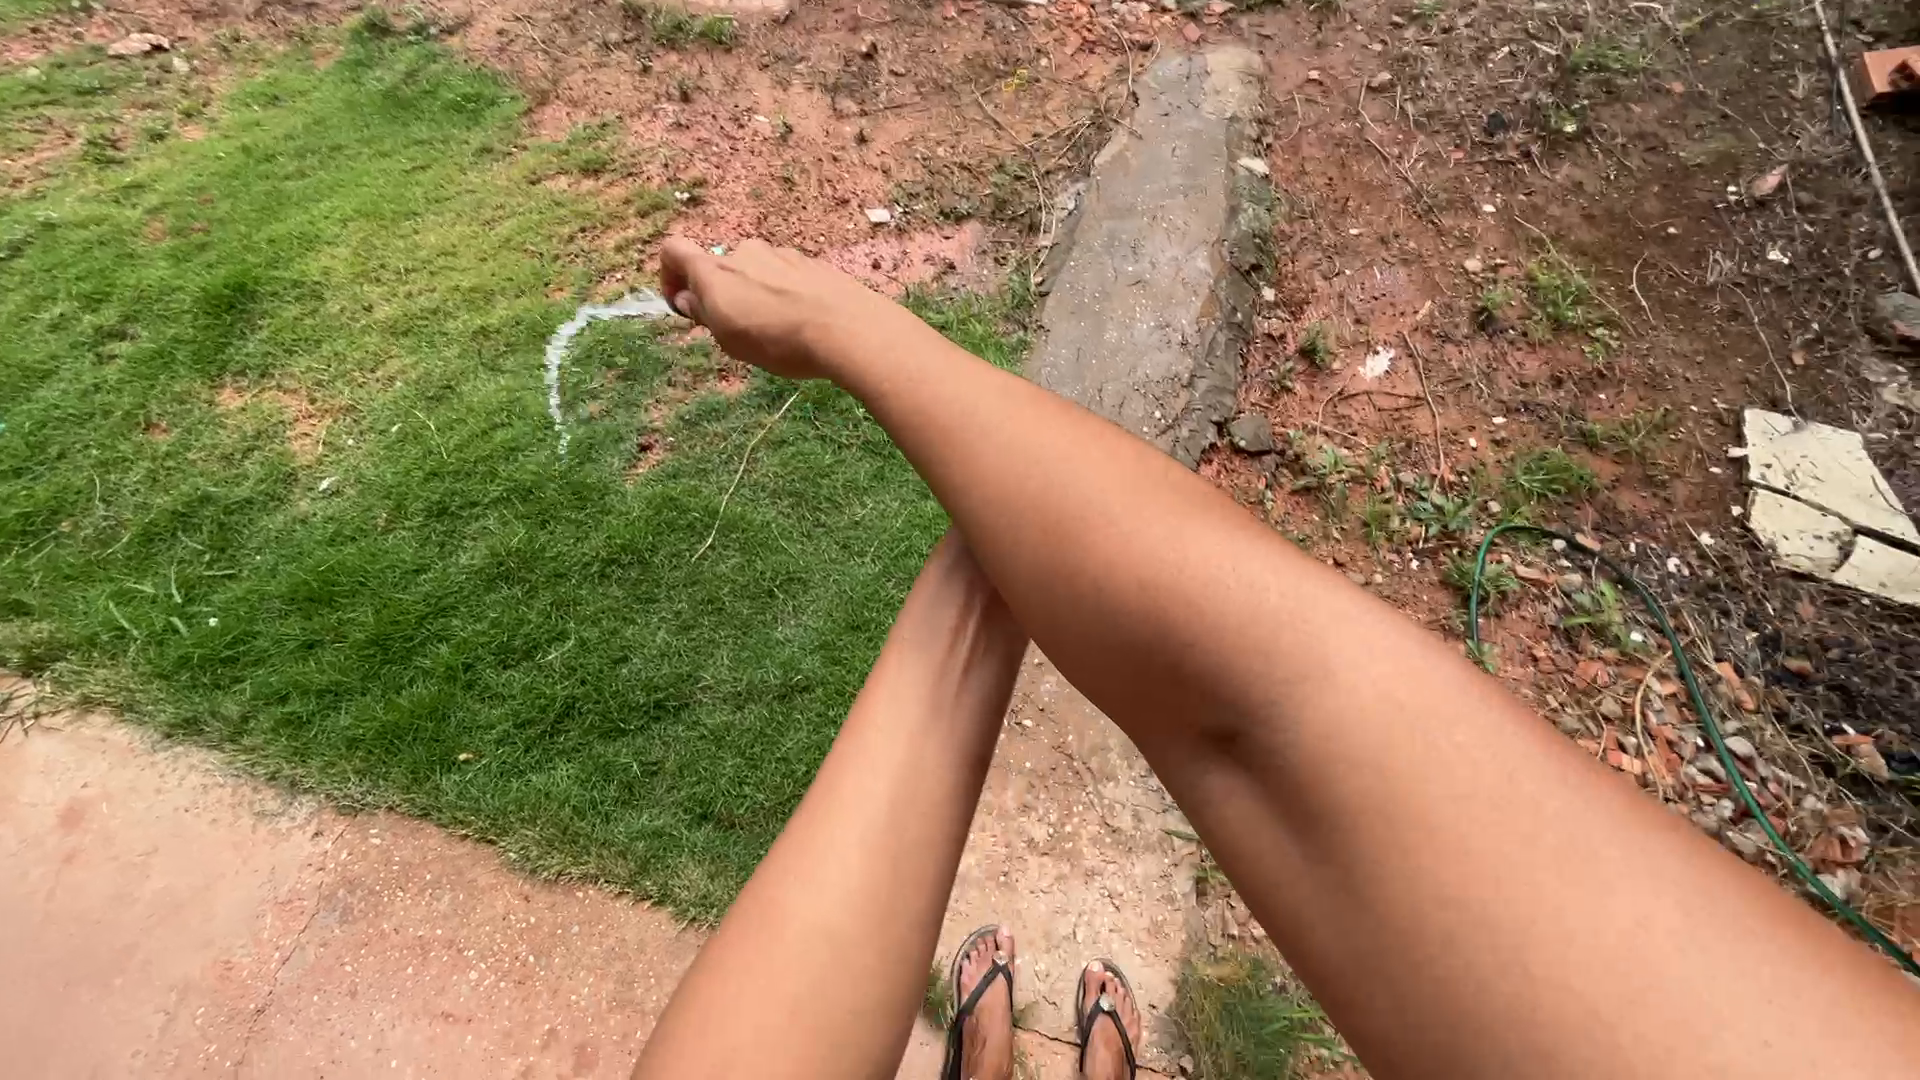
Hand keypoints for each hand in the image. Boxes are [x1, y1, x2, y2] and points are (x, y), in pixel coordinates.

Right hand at [658, 237, 911, 380]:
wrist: (847, 327)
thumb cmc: (779, 340)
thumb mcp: (731, 339)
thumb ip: (705, 314)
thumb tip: (688, 298)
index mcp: (714, 270)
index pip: (673, 250)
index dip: (670, 275)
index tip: (685, 304)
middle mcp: (745, 252)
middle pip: (724, 267)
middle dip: (727, 295)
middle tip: (743, 330)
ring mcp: (783, 255)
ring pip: (760, 272)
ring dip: (761, 295)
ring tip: (782, 332)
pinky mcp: (814, 264)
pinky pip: (790, 278)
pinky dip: (790, 295)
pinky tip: (807, 323)